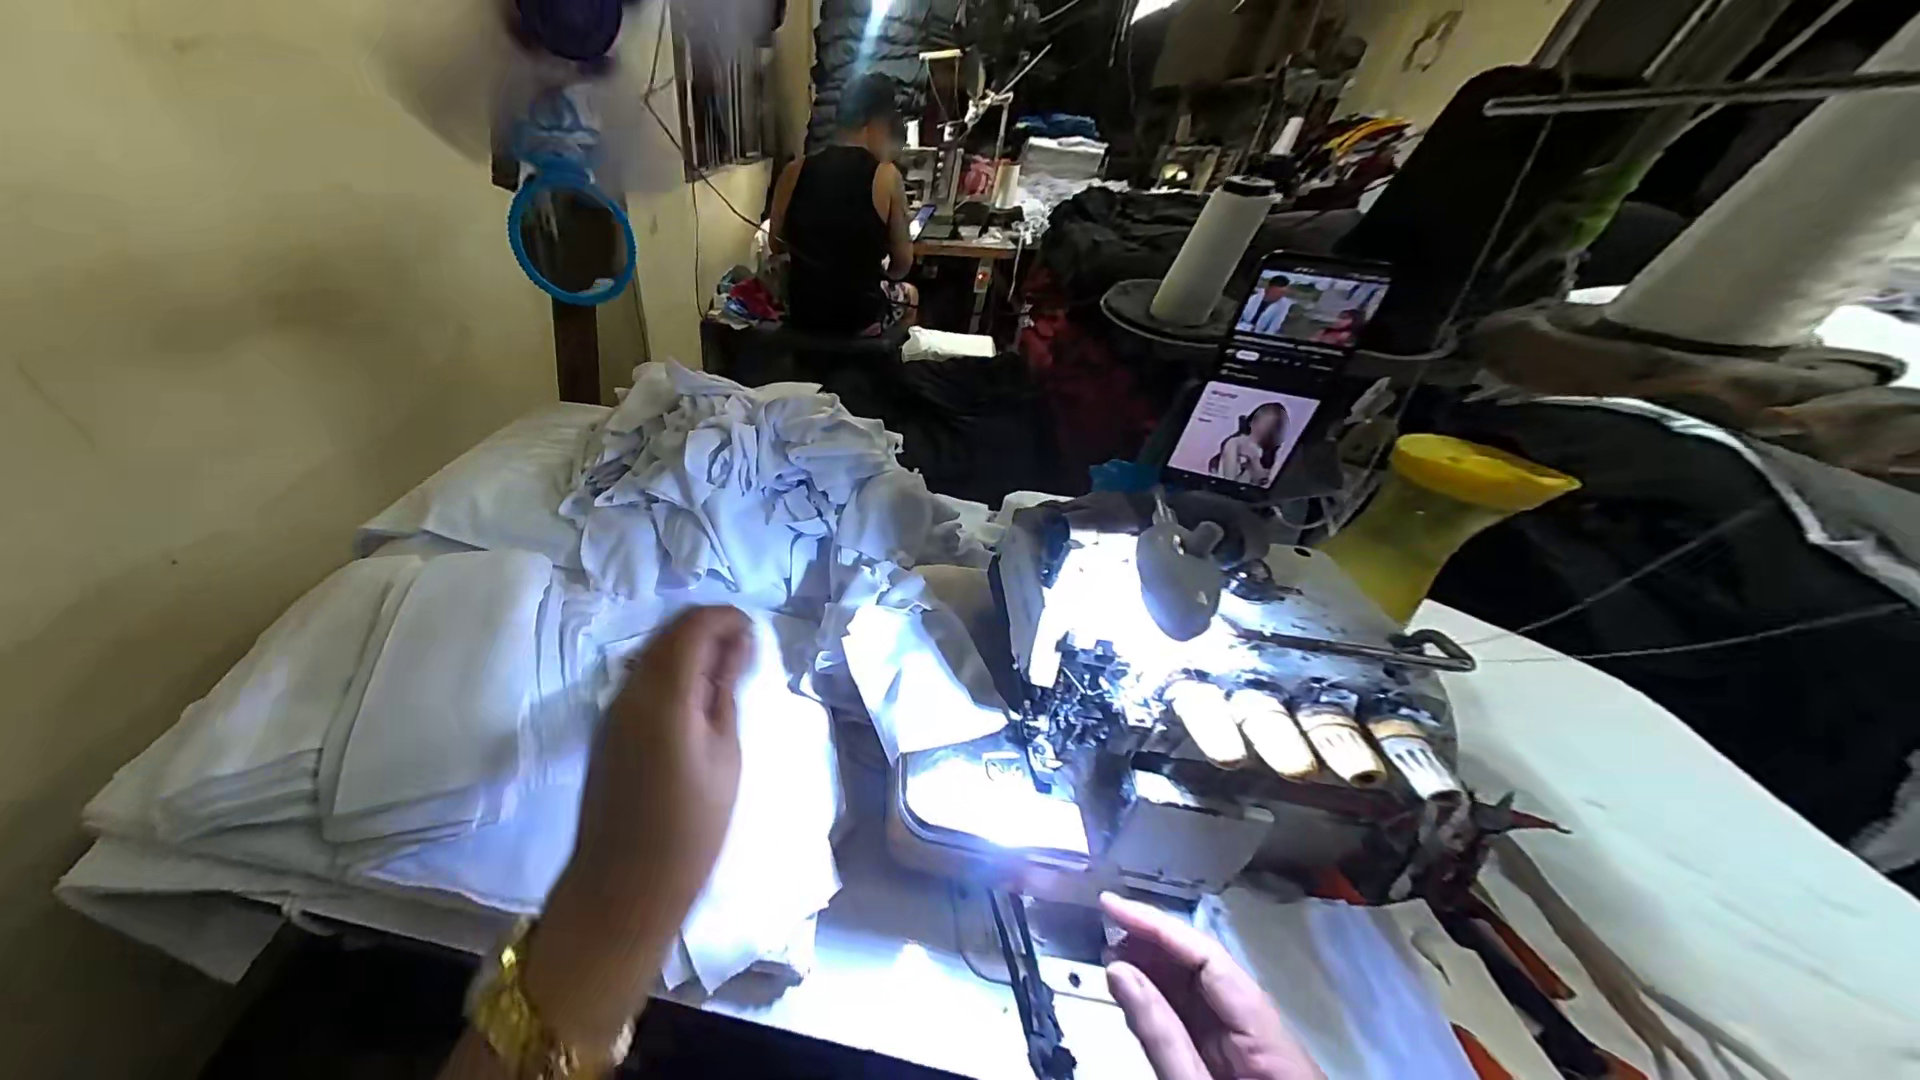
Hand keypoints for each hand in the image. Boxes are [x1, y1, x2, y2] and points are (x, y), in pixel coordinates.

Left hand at [570, 604, 753, 911]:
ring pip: (654, 652)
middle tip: (746, 651)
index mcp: (663, 697)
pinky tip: (698, 695)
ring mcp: (613, 710)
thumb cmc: (691, 827)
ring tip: (727, 672)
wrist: (622, 888)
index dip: (726, 618)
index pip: (692, 627)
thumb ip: (725, 691)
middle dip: (710, 628)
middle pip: (669, 632)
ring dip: (691, 647)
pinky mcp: (608, 729)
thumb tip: (736, 647)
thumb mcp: (726, 754)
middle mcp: (629, 693)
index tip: (754, 633)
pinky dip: (674, 669)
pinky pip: (643, 677)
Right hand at [1103, 893, 1324, 1079]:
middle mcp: (1266, 1033)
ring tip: (1112, 956)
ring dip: (1156, 969)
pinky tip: (1137, 993)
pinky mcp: (1241, 1066)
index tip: (1112, 906)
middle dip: (1155, 943)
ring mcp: (1255, 1050)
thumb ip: (1159, 1034)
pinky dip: (1165, 1002)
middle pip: (1207, 968)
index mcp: (1269, 1041)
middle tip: (1106, 931)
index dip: (1159, 926)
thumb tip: (1118, 968)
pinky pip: (1200, 1019)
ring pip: (1202, 991)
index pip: (1209, 960)